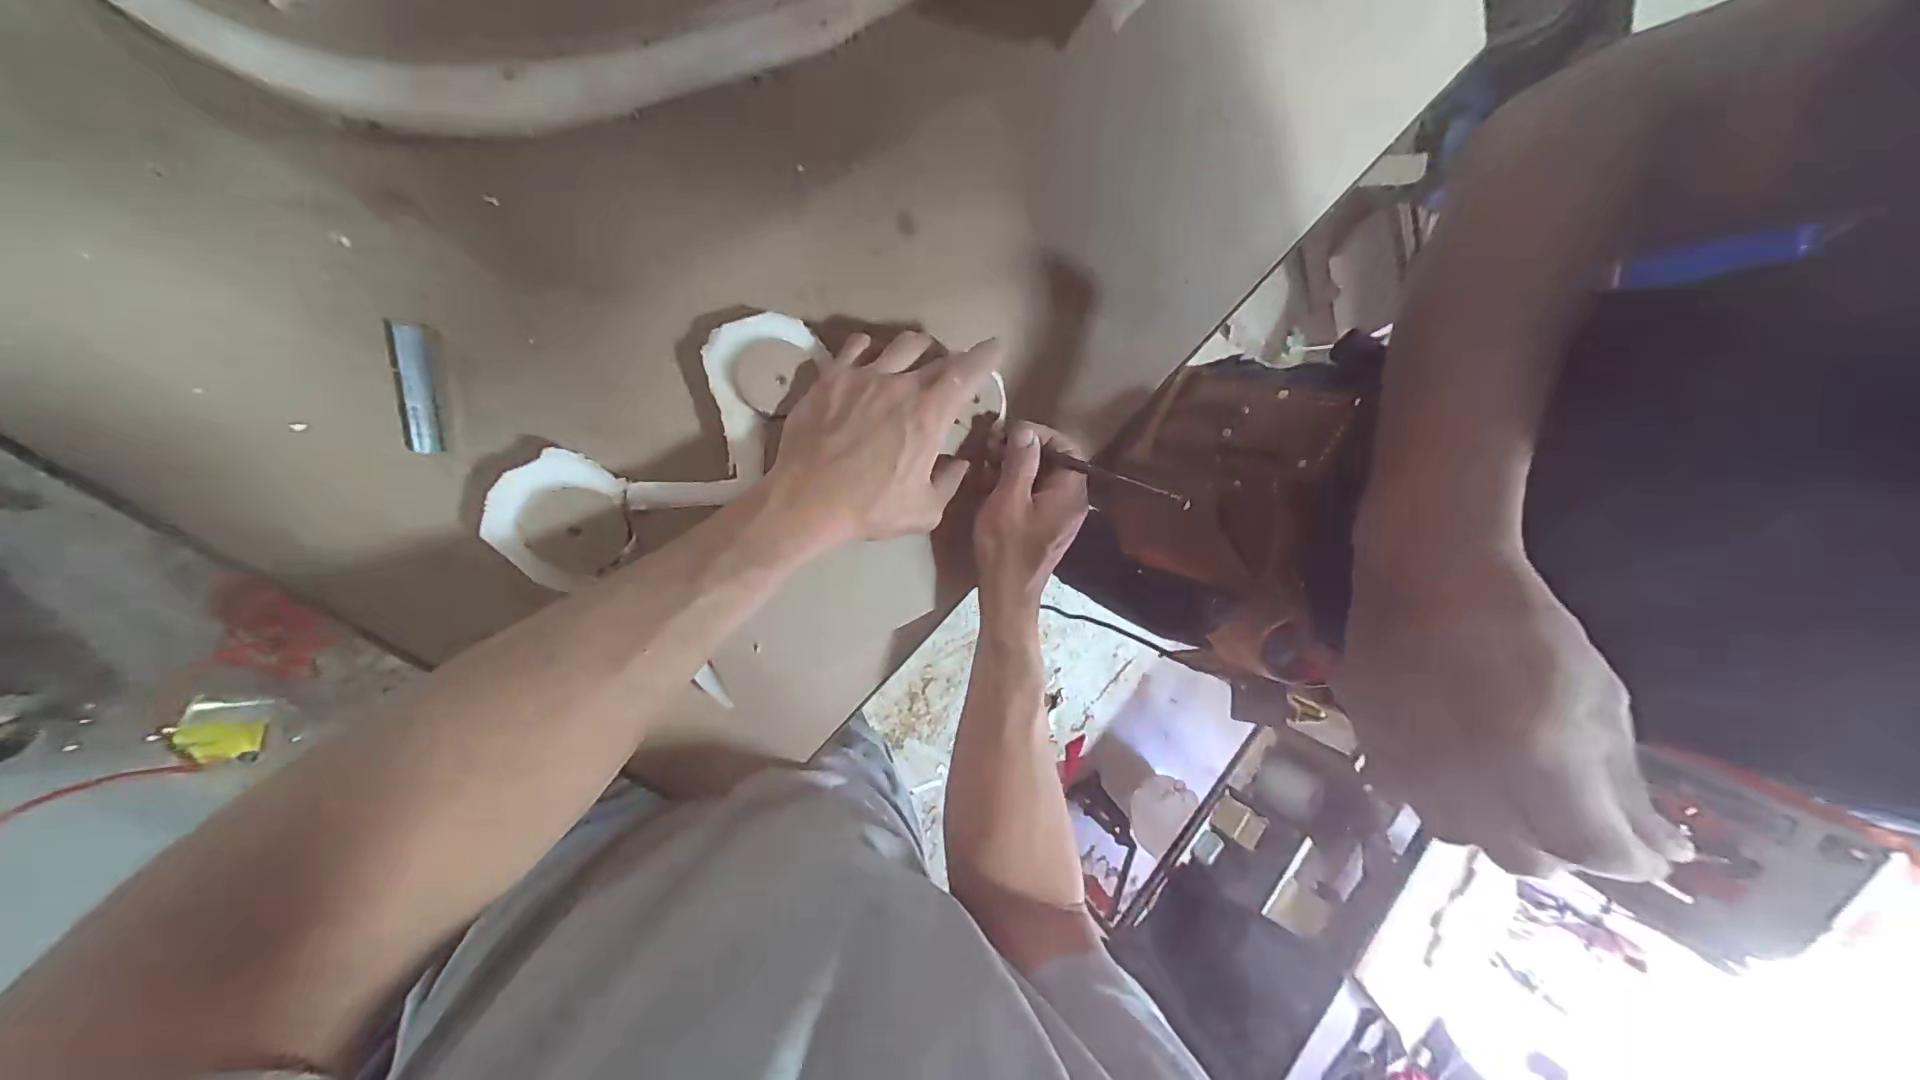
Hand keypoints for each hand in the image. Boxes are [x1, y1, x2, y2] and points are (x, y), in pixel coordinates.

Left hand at [764, 331, 1000, 548]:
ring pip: (900, 344)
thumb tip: (959, 464)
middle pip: (936, 356)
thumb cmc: (870, 509)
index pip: (967, 371)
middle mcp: (900, 384)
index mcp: (929, 414)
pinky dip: (870, 349)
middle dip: (951, 360)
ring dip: (916, 349)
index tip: (994, 347)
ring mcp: (863, 376)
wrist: (806, 501)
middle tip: (952, 370)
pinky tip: (869, 360)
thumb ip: (949, 483)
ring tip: (914, 359)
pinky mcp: (831, 377)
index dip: (985, 356)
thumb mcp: (925, 511)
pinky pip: (856, 346)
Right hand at [974, 423, 1089, 616]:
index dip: (1037, 434)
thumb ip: (1020, 462)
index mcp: (1070, 491)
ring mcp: (1060, 514)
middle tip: (990, 447)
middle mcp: (1073, 500)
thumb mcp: (1008, 499)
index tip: (1006, 433)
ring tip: (986, 464)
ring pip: (1041, 476)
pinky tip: (991, 485)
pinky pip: (1035, 493)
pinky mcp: (1046, 524)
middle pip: (1053, 459)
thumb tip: (1026, 430)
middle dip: (1022, 449)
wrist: (1007, 595)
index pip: (1065, 445)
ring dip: (1014, 466)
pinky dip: (1015, 484)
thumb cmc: (1006, 549)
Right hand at [1334, 547, 1692, 879]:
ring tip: (1504, 793)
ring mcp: (1405, 758)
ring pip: (1457, 834)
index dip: (1631, 857)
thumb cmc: (1523, 622)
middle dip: (1561, 847)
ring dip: (1492, 826)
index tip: (1648, 846)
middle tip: (1572, 815)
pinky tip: (1450, 762)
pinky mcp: (1366, 741)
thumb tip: (1657, 848)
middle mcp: (1465, 773)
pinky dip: (1438, 794)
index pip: (1595, 850)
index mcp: (1537, 755)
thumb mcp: (1598, 695)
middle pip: (1522, 858)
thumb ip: (1623, 779)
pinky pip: (1406, 794)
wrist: (1423, 576)